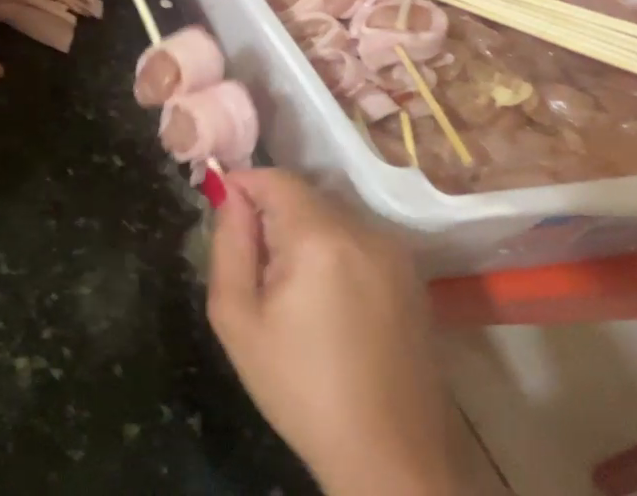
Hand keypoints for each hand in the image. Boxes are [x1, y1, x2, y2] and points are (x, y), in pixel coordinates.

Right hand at [208, 170, 459, 495]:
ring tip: (287, 293)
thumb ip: (228, 243)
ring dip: (302, 236)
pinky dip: (332, 256)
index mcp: (321, 239)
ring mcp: (399, 259)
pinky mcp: (415, 283)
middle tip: (251, 267)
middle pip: (304, 197)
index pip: (273, 177)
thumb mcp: (236, 315)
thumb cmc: (298, 387)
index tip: (221, 218)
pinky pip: (359, 245)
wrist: (390, 458)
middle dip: (270, 216)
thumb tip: (230, 196)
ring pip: (332, 219)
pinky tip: (324, 308)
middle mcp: (368, 234)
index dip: (240, 187)